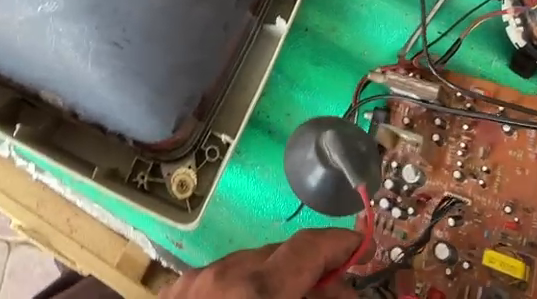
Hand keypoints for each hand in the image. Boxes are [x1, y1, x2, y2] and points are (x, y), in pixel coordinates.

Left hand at [163, 229, 362, 298]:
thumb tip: (342, 289)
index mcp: (259, 291)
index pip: (311, 246)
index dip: (342, 244)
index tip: (363, 248)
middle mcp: (224, 274)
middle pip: (281, 254)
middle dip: (311, 270)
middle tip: (334, 291)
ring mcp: (192, 282)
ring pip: (247, 266)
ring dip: (275, 280)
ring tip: (292, 298)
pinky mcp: (173, 293)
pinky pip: (217, 279)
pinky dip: (240, 290)